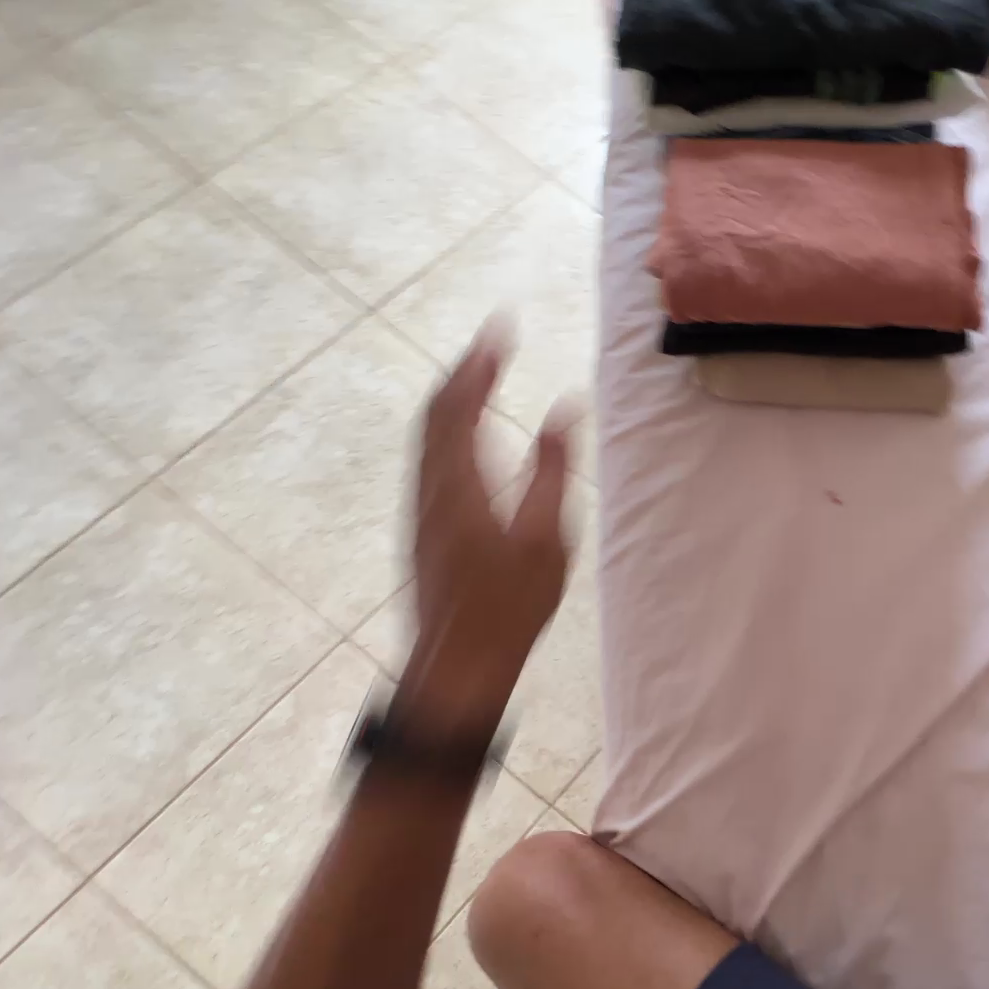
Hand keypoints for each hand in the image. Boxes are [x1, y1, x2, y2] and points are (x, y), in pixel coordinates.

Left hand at [398, 316, 573, 745]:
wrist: (458, 661)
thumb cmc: (511, 603)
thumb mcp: (547, 537)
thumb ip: (554, 469)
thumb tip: (565, 410)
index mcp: (460, 483)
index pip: (460, 404)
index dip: (479, 362)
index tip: (501, 327)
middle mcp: (431, 486)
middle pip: (435, 412)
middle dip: (464, 371)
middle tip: (493, 344)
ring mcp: (423, 506)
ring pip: (428, 434)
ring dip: (453, 397)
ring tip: (483, 375)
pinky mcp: (425, 523)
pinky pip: (431, 455)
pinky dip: (450, 426)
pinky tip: (471, 433)